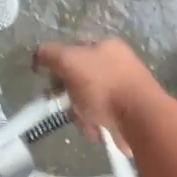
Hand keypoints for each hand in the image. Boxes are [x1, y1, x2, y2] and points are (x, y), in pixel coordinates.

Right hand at [34, 39, 165, 151]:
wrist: (139, 117)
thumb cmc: (103, 86)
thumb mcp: (69, 61)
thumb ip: (50, 54)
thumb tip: (37, 57)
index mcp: (106, 46)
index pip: (73, 48)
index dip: (57, 63)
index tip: (48, 79)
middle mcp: (117, 64)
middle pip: (79, 78)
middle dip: (68, 95)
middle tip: (66, 104)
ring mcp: (124, 89)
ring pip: (88, 101)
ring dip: (80, 114)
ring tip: (85, 122)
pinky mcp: (127, 112)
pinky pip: (101, 117)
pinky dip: (94, 125)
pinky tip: (96, 130)